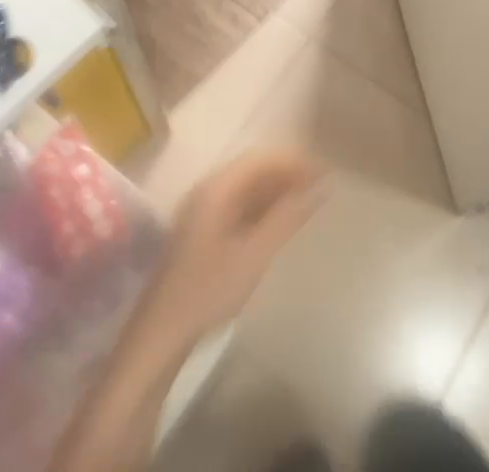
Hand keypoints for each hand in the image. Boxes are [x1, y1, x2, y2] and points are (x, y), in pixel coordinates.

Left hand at [136, 151, 327, 346]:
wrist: (164, 329)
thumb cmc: (210, 289)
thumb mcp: (256, 254)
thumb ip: (288, 217)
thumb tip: (320, 188)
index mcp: (216, 190)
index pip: (260, 160)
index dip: (294, 162)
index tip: (325, 173)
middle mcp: (207, 191)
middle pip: (252, 169)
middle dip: (287, 173)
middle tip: (321, 187)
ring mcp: (202, 210)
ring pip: (245, 187)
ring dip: (276, 190)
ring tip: (308, 202)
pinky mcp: (202, 229)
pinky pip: (238, 204)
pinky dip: (262, 206)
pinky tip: (281, 221)